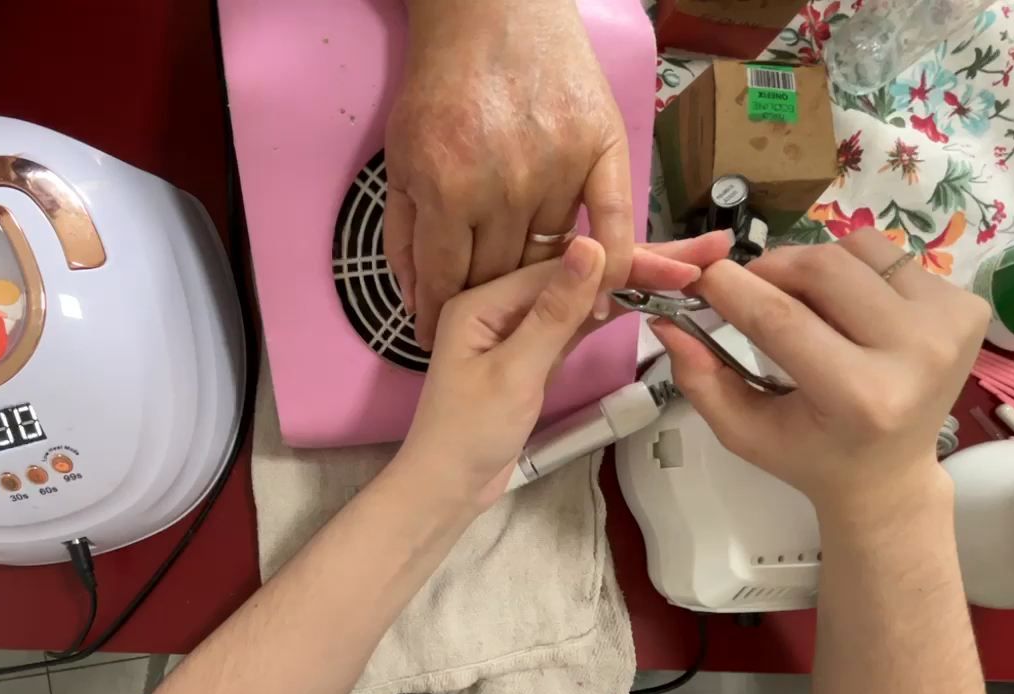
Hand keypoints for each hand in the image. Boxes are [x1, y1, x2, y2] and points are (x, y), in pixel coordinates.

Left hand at [385, 0, 631, 350]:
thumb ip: (403, 239)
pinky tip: (602, 294)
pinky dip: (611, 264)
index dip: (436, 317)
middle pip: (496, 279)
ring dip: (536, 288)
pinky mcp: (601, 147)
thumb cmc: (440, 89)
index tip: (433, 340)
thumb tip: (415, 304)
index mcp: (446, 191)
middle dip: (481, 304)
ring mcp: (556, 167)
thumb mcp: (400, 164)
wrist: (492, 9)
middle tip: (481, 319)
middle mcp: (503, 186)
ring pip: (547, 260)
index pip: (445, 282)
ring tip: (530, 305)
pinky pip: (613, 222)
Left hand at [395, 233, 732, 511]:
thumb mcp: (515, 371)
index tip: (685, 262)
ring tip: (691, 271)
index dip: (628, 261)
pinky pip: (572, 327)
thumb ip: (555, 312)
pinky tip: (644, 298)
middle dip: (641, 266)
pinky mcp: (528, 359)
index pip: (566, 267)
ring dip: (631, 286)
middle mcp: (498, 307)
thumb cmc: (468, 435)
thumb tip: (592, 245)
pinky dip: (606, 315)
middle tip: (710, 253)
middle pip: (578, 277)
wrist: (447, 488)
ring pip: (581, 301)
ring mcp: (514, 333)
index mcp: (483, 300)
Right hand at [654, 231, 989, 527]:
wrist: (888, 474)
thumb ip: (699, 378)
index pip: (782, 320)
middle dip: (768, 267)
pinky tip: (839, 306)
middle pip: (823, 270)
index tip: (698, 277)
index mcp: (859, 396)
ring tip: (791, 298)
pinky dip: (850, 270)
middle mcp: (917, 353)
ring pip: (858, 249)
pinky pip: (891, 257)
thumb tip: (665, 320)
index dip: (731, 290)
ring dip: (809, 263)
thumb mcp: (740, 431)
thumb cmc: (805, 456)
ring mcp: (951, 324)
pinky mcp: (969, 306)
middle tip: (740, 286)